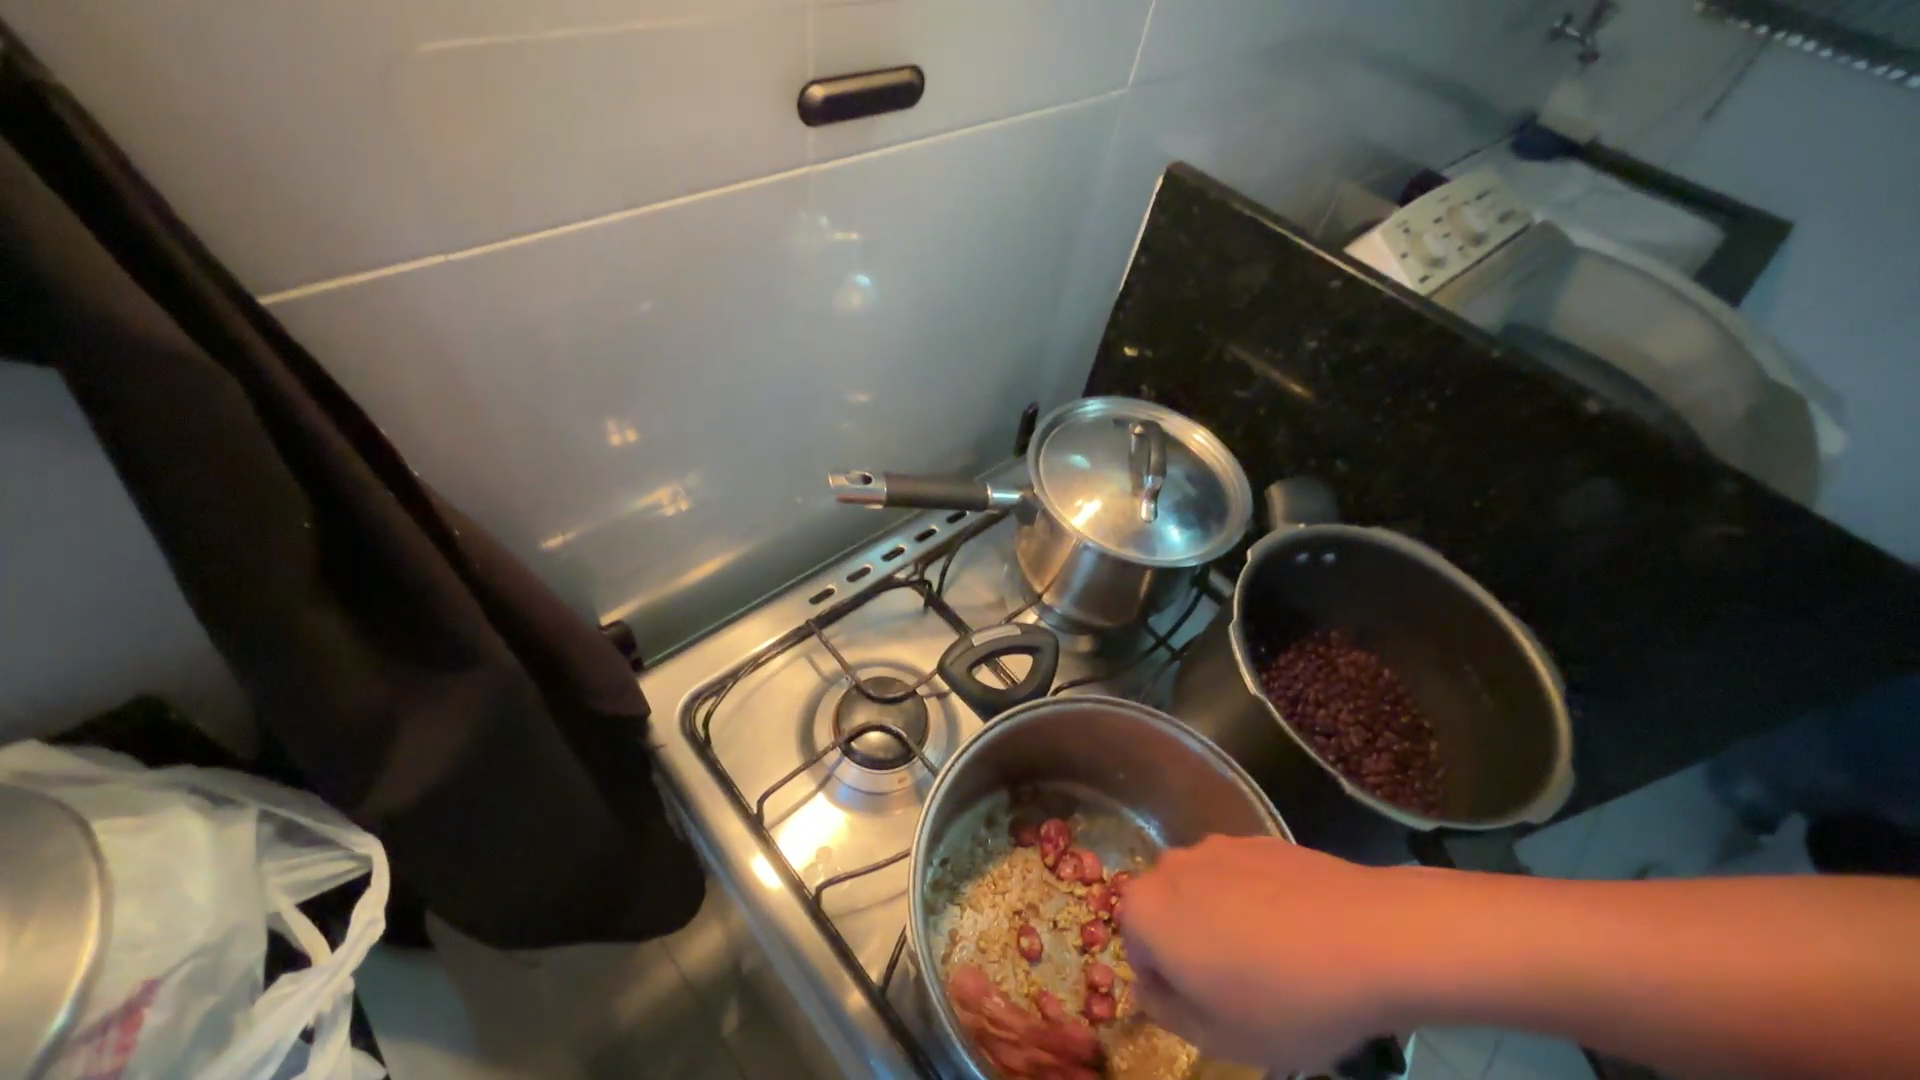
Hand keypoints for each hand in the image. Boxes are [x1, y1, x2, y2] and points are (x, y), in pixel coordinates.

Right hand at [1121, 835, 1419, 1074]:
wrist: (1376, 937)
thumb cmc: (1287, 998)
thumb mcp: (1220, 1038)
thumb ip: (1166, 1012)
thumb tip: (1151, 987)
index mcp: (1148, 911)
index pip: (1133, 948)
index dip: (1166, 983)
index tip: (1207, 1006)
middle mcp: (1173, 866)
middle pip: (1166, 911)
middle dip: (1190, 944)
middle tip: (1238, 986)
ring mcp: (1220, 847)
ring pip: (1205, 892)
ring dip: (1223, 921)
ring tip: (1277, 960)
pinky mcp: (1263, 840)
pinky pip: (1243, 877)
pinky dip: (1258, 902)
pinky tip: (1301, 934)